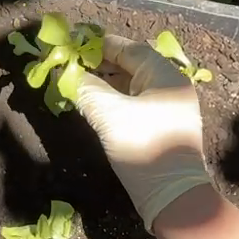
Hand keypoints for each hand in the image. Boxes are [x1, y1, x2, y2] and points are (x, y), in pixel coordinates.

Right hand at [74, 34, 211, 228]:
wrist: (173, 197)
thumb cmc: (144, 146)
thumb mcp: (109, 114)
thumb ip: (86, 89)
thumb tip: (66, 73)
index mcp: (165, 76)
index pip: (129, 49)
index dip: (100, 44)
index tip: (74, 42)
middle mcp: (170, 87)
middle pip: (130, 66)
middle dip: (99, 64)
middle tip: (71, 64)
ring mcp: (168, 108)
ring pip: (131, 86)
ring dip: (105, 83)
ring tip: (77, 83)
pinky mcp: (162, 127)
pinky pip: (134, 103)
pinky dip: (113, 99)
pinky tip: (93, 104)